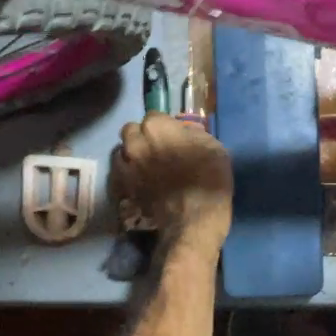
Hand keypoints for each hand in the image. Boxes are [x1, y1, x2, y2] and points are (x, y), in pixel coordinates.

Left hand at [114, 113, 232, 248]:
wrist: (193, 219)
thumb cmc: (209, 180)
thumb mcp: (214, 148)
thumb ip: (193, 134)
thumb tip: (183, 132)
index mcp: (158, 127)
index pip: (155, 116)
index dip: (165, 126)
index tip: (174, 137)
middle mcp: (136, 141)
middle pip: (133, 130)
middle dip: (143, 136)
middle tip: (158, 148)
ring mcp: (127, 164)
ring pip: (123, 149)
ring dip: (133, 153)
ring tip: (146, 164)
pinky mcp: (124, 185)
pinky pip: (120, 171)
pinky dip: (128, 171)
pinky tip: (140, 178)